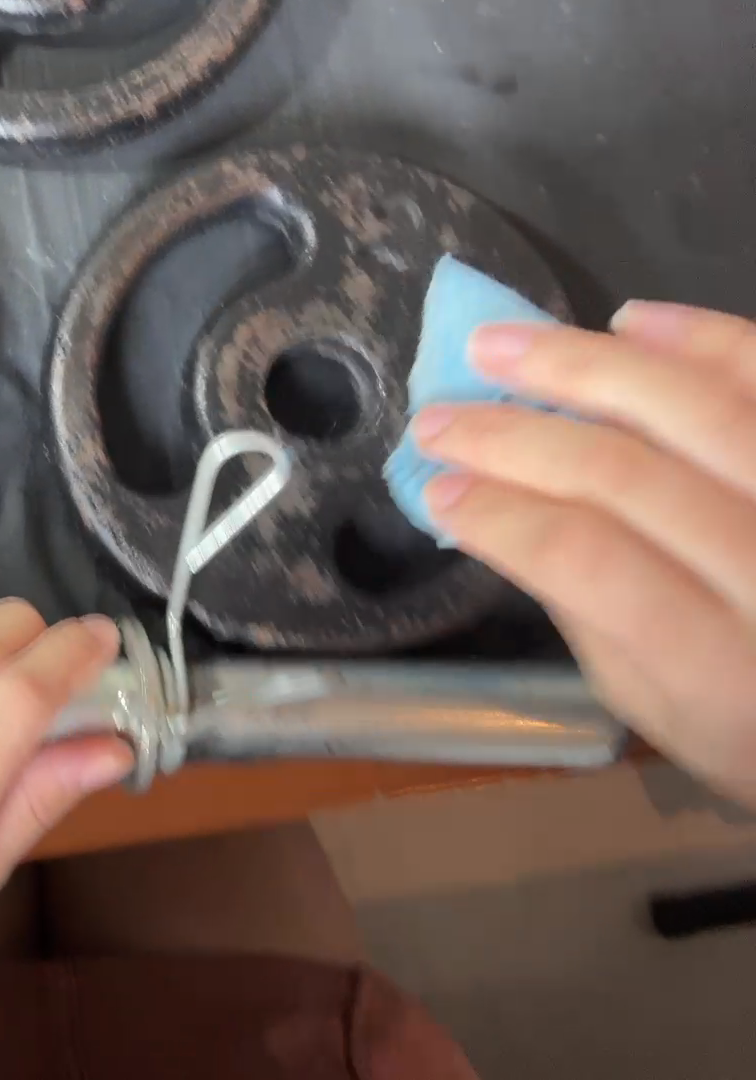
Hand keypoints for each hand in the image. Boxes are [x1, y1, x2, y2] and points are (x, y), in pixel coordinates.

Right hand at [411, 302, 755, 803]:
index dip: (500, 515)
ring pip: (710, 416)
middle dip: (515, 439)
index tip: (430, 486)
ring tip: (497, 345)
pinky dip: (713, 342)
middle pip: (635, 479)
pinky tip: (632, 321)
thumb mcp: (644, 694)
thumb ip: (577, 602)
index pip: (588, 563)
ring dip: (588, 370)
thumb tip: (485, 507)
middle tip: (436, 418)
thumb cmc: (745, 717)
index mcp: (714, 666)